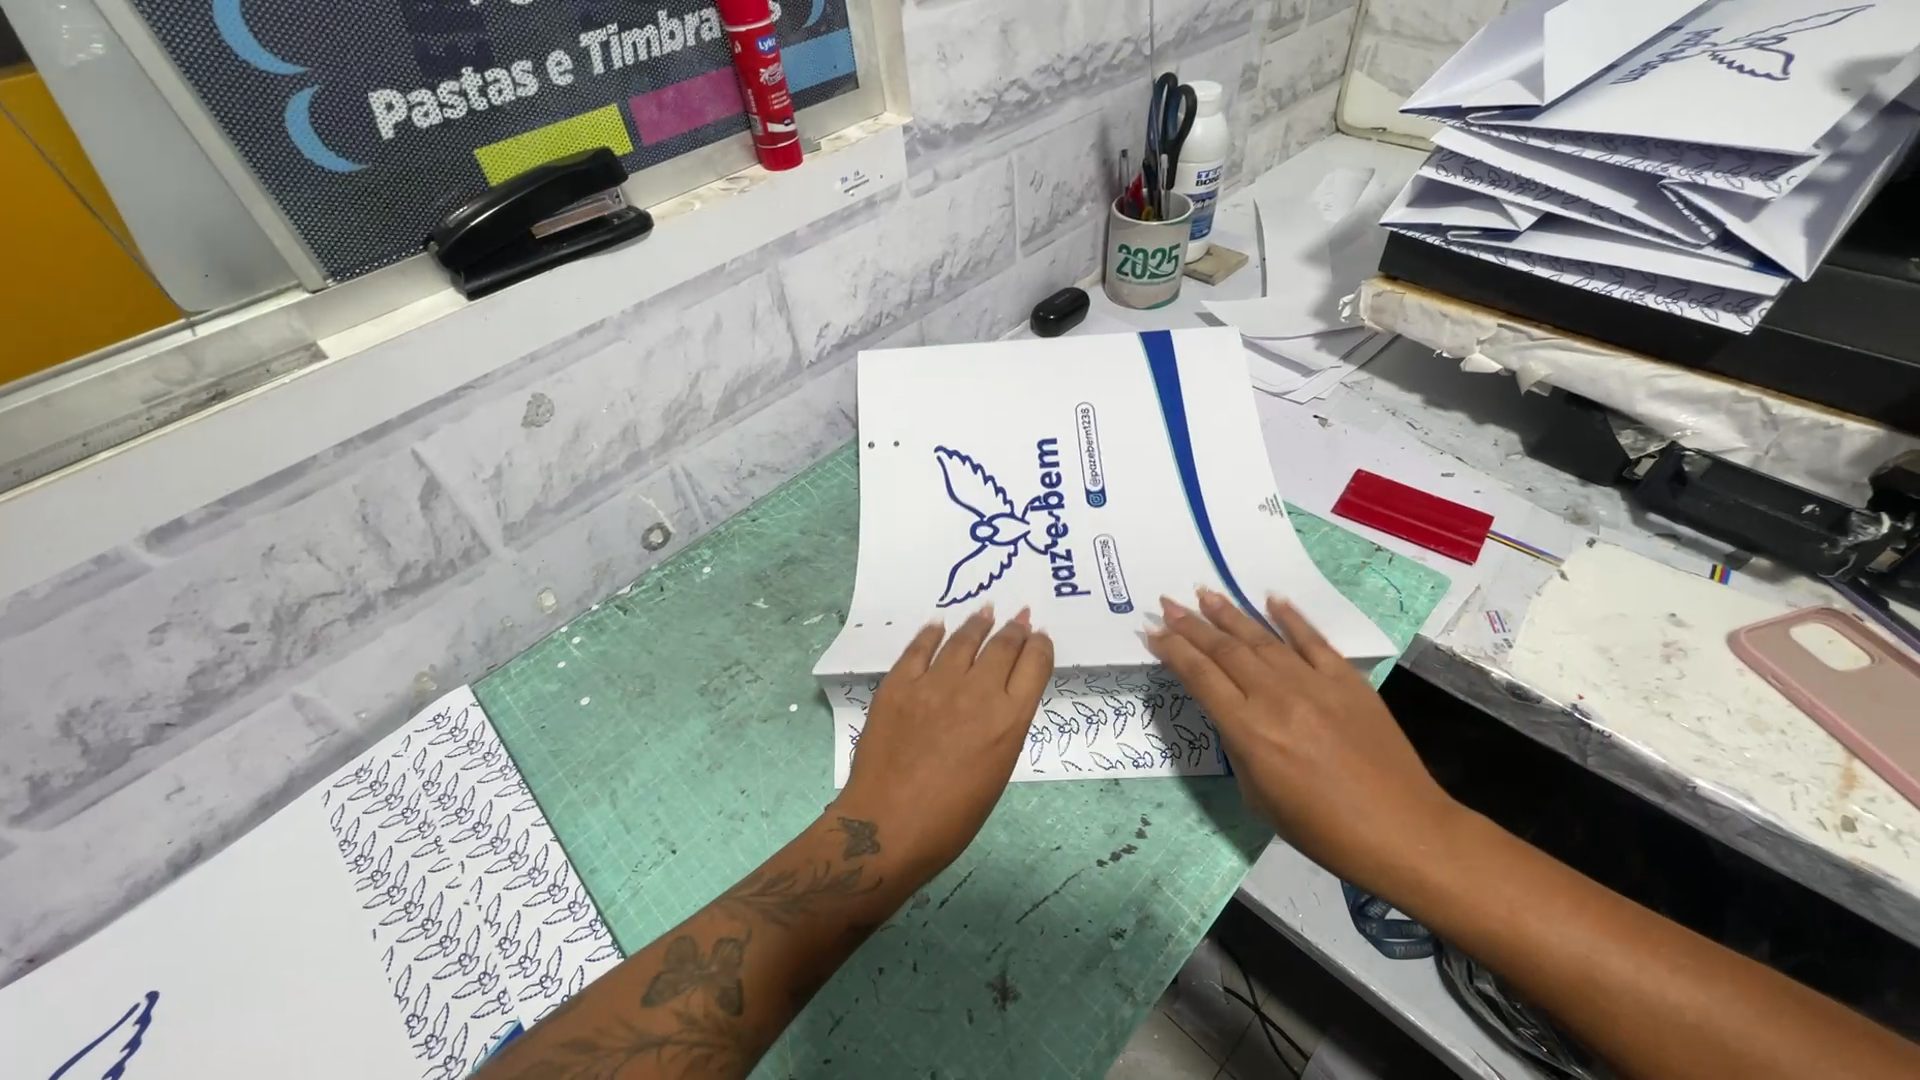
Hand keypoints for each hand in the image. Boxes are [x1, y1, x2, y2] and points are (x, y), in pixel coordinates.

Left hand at [836, 607, 1053, 874]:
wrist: (889, 826)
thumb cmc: (951, 818)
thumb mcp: (997, 771)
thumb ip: (1002, 728)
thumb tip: (1000, 701)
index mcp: (1010, 719)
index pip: (1035, 664)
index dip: (1040, 645)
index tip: (1040, 636)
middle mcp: (978, 691)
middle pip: (1003, 645)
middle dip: (1015, 629)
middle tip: (1019, 617)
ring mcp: (935, 683)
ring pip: (963, 639)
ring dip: (978, 623)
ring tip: (986, 612)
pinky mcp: (899, 684)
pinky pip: (919, 648)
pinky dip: (932, 633)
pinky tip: (938, 625)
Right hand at [1145, 589, 1462, 890]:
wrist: (1403, 830)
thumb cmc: (1322, 829)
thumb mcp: (1258, 797)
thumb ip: (1239, 746)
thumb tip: (1232, 711)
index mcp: (1249, 731)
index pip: (1200, 677)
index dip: (1172, 651)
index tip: (1151, 632)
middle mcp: (1276, 697)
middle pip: (1225, 650)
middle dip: (1191, 624)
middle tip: (1168, 603)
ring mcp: (1315, 683)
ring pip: (1262, 638)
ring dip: (1229, 614)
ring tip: (1205, 593)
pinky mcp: (1348, 680)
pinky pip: (1313, 640)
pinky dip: (1289, 617)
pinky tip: (1271, 598)